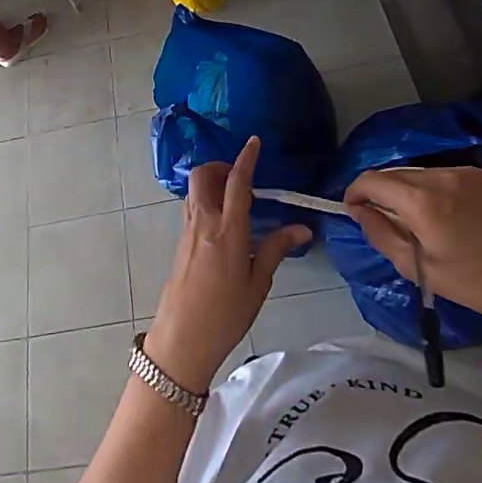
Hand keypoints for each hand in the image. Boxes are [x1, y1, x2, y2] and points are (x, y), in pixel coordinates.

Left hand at [146, 137, 311, 391]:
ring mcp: (187, 233)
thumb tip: (302, 228)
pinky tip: (222, 222)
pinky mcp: (179, 245)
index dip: (245, 158)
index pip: (236, 183)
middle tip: (239, 174)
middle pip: (201, 176)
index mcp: (228, 231)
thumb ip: (277, 249)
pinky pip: (190, 209)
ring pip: (193, 192)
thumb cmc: (225, 315)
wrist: (181, 341)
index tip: (253, 142)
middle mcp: (203, 223)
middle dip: (218, 165)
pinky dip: (204, 201)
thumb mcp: (258, 284)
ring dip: (209, 182)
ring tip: (233, 197)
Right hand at [344, 167, 481, 337]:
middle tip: (378, 217)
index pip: (373, 180)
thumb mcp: (413, 266)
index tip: (352, 209)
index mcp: (425, 202)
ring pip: (416, 172)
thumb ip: (378, 232)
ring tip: (412, 218)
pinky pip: (440, 174)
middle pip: (393, 172)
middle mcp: (444, 177)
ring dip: (404, 189)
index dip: (355, 191)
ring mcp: (466, 172)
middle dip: (379, 191)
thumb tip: (357, 210)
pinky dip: (429, 187)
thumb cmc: (468, 283)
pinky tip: (440, 213)